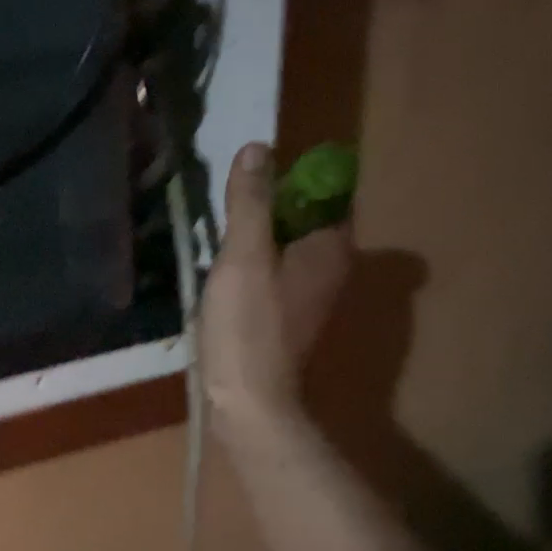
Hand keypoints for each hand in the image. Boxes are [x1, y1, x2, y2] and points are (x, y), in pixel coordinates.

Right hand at [199, 143, 355, 422]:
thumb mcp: (244, 256)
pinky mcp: (290, 325)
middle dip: (264, 220)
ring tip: (218, 263)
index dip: (285, 185)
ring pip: (284, 255)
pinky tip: (223, 294)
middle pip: (300, 224)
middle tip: (224, 231)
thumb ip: (251, 202)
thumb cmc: (247, 328)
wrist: (248, 403)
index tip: (246, 196)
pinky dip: (251, 280)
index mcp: (332, 247)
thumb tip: (257, 147)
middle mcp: (334, 269)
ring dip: (253, 252)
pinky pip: (273, 284)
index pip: (320, 193)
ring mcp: (313, 300)